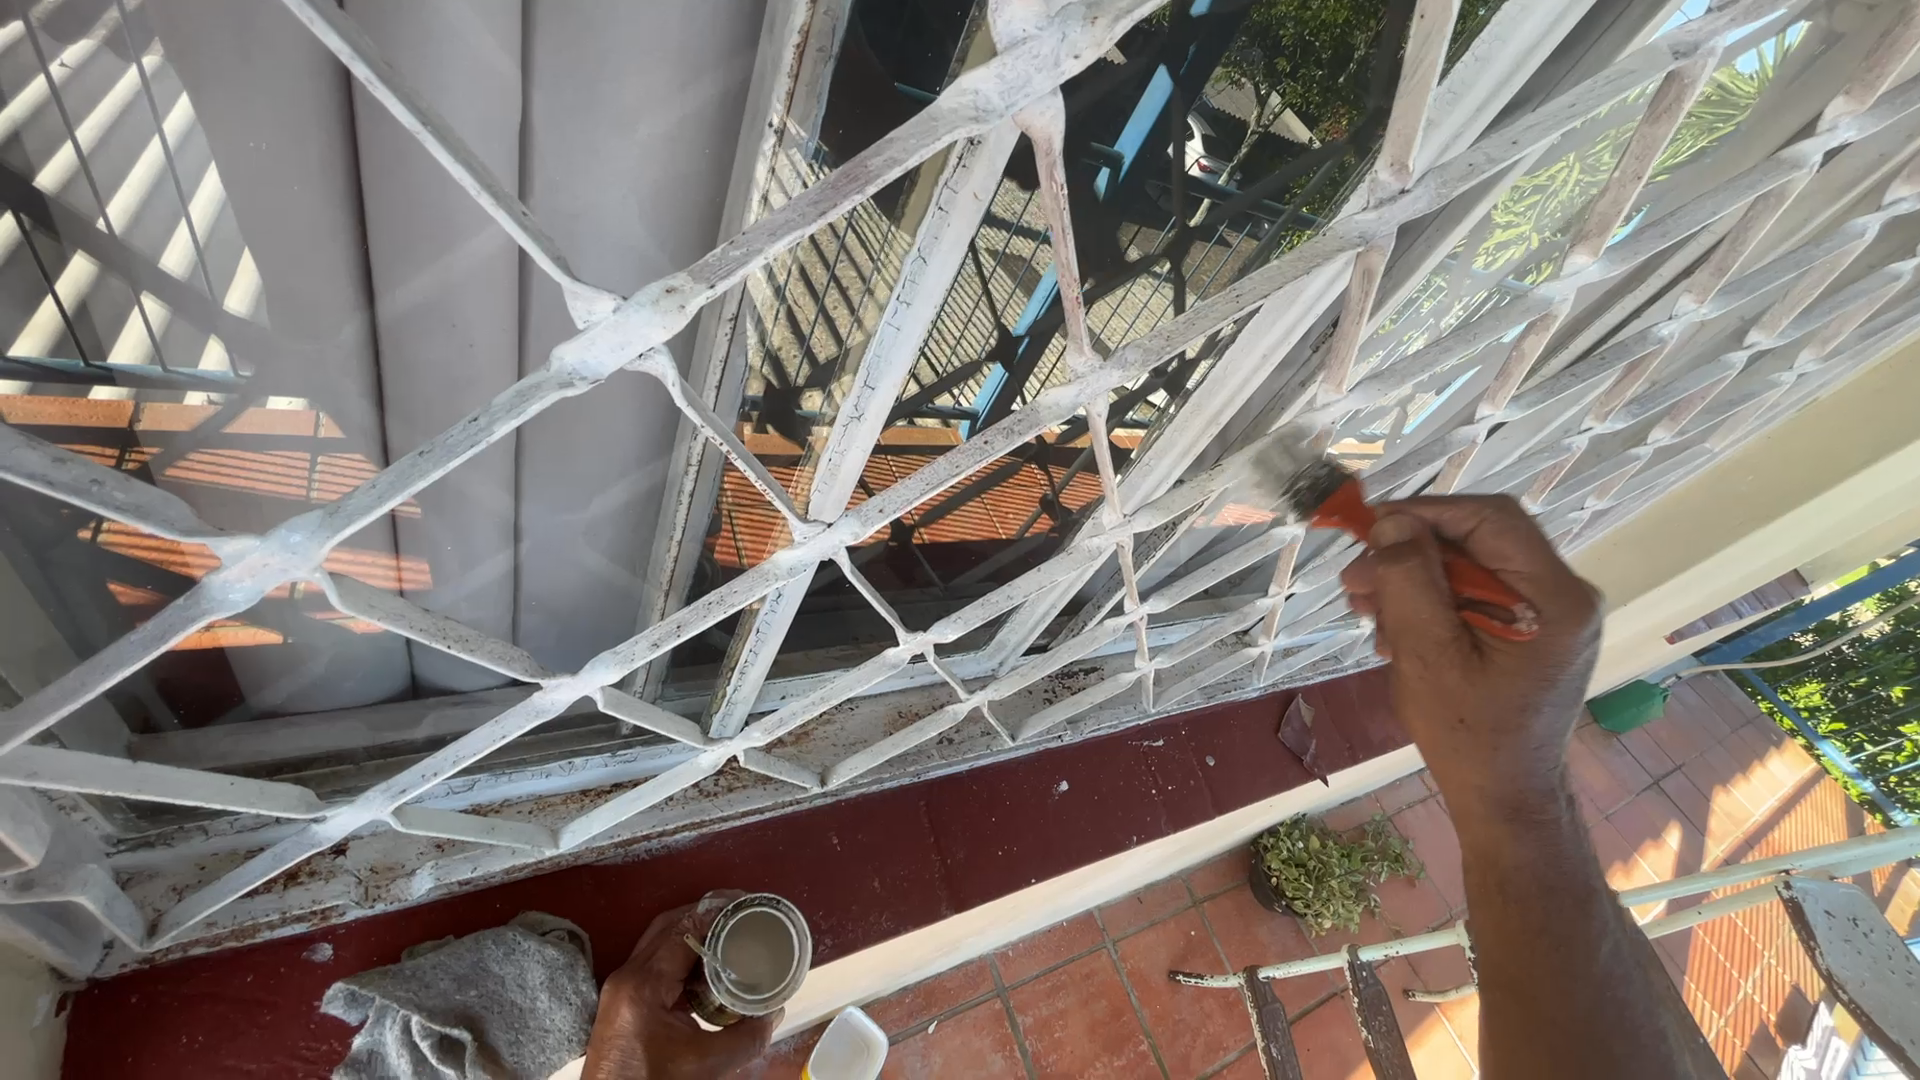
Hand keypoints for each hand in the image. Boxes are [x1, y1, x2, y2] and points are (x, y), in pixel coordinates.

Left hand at [581, 895, 780, 1079]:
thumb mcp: (706, 1068)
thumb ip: (747, 1037)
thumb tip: (775, 1011)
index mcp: (644, 985)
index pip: (685, 929)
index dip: (718, 912)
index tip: (748, 907)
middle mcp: (627, 977)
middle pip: (670, 925)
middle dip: (707, 914)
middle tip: (742, 914)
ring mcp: (621, 989)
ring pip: (661, 941)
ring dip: (694, 933)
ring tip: (730, 935)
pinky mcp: (622, 1003)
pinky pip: (656, 963)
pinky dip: (683, 956)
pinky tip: (708, 968)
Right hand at [1339, 496, 1601, 821]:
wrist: (1502, 792)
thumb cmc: (1467, 730)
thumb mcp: (1427, 653)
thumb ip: (1411, 580)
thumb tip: (1391, 522)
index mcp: (1554, 597)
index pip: (1490, 519)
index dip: (1425, 511)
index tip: (1368, 526)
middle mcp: (1562, 594)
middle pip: (1476, 540)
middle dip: (1408, 552)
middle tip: (1354, 581)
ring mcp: (1547, 612)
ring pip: (1467, 565)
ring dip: (1410, 579)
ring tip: (1367, 610)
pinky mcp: (1527, 628)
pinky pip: (1471, 593)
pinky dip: (1426, 602)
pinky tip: (1395, 631)